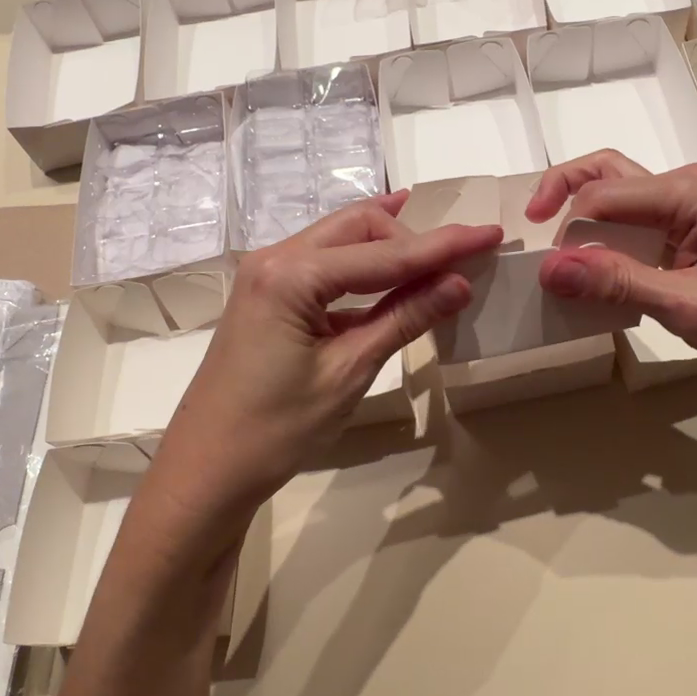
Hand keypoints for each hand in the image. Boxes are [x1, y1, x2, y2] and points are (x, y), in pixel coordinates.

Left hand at [154, 191, 502, 510]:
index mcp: (291, 275)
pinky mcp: (268, 295)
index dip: (442, 245)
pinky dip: (363, 264)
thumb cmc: (277, 429)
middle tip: (466, 252)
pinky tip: (392, 265)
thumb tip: (459, 283)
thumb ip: (404, 318)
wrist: (208, 468)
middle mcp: (275, 258)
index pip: (383, 254)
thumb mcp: (348, 372)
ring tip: (441, 253)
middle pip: (358, 227)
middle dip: (414, 236)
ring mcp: (267, 274)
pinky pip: (324, 263)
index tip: (489, 232)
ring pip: (341, 239)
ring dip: (390, 245)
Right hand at [527, 151, 696, 392]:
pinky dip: (604, 233)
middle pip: (604, 172)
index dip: (568, 230)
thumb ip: (619, 283)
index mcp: (692, 193)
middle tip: (532, 234)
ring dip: (580, 214)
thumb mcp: (688, 308)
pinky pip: (633, 214)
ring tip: (557, 253)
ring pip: (615, 189)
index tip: (549, 274)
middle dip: (562, 198)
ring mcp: (690, 199)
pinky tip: (592, 264)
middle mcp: (688, 183)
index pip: (604, 195)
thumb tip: (551, 269)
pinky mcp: (690, 220)